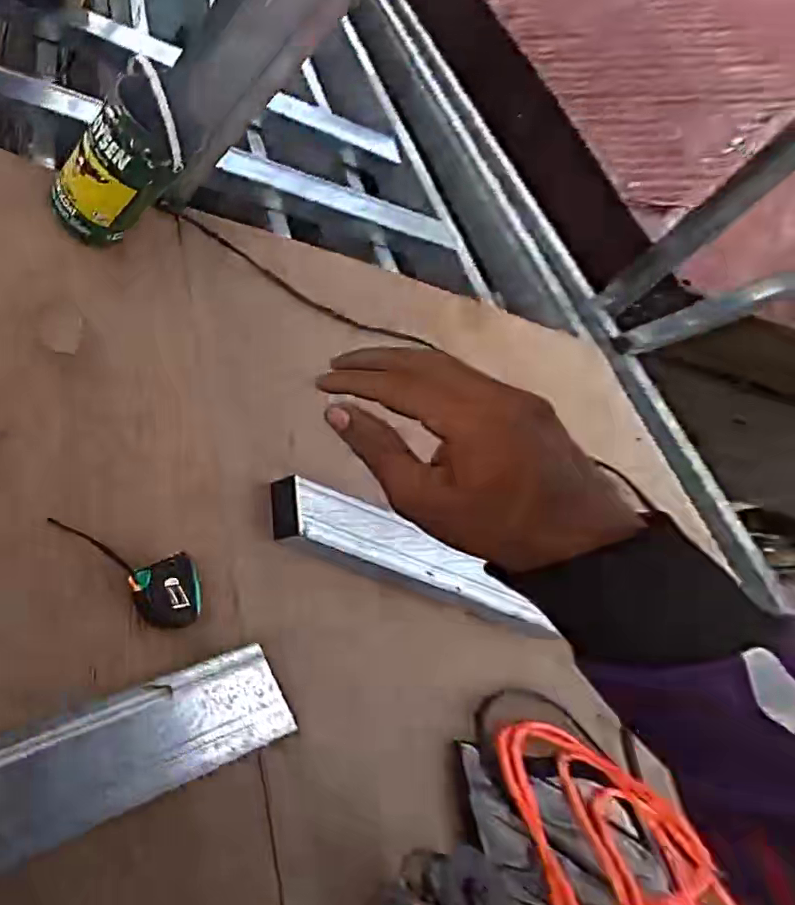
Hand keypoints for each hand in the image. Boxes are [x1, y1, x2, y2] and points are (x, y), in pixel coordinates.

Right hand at [316, 347, 645, 572]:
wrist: (582, 544)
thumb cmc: (491, 526)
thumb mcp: (418, 496)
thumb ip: (376, 448)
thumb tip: (336, 412)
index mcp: (472, 419)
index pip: (400, 385)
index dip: (356, 381)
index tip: (321, 383)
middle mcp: (499, 397)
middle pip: (425, 363)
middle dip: (375, 360)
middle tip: (335, 365)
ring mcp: (519, 399)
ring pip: (448, 365)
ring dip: (400, 362)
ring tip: (363, 368)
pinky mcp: (527, 407)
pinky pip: (466, 377)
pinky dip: (426, 373)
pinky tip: (408, 382)